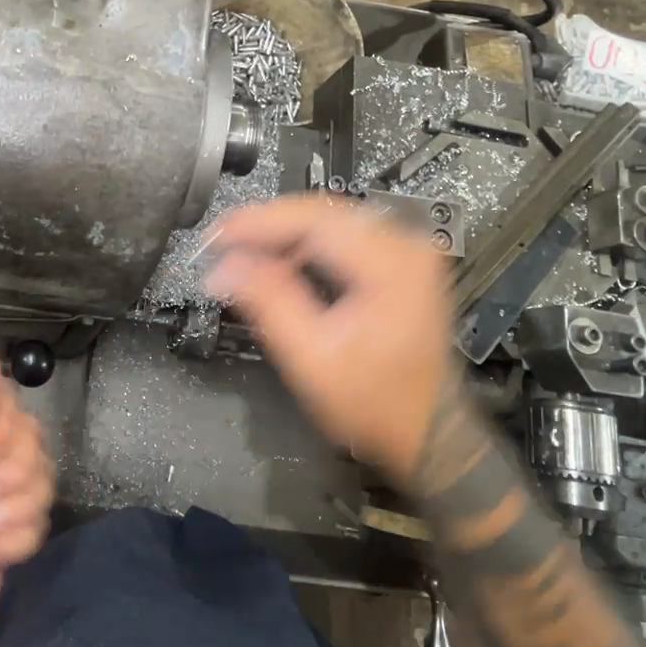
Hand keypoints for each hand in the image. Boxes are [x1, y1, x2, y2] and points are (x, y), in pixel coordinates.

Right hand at [204, 193, 456, 481]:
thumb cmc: (376, 405)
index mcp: (392, 267)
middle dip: (267, 226)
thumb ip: (268, 301)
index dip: (259, 223)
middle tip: (222, 243)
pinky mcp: (400, 262)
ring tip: (242, 252)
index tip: (218, 234)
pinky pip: (343, 236)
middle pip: (322, 214)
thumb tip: (225, 265)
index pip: (314, 220)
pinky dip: (305, 244)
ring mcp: (407, 252)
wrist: (428, 432)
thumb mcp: (311, 357)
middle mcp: (406, 248)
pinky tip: (278, 260)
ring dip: (283, 234)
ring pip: (329, 220)